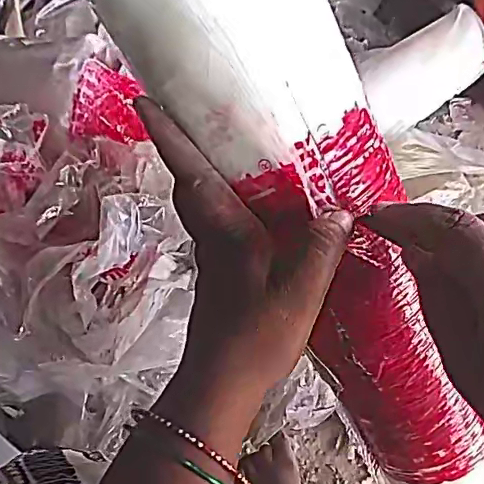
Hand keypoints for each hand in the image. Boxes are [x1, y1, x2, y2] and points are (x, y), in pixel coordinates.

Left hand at [136, 98, 352, 407]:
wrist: (220, 384)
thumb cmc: (253, 341)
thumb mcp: (298, 296)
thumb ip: (318, 251)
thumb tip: (338, 213)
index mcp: (226, 233)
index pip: (192, 174)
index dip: (169, 136)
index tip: (145, 99)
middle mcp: (212, 239)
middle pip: (192, 183)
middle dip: (186, 146)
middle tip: (194, 112)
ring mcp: (213, 257)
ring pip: (204, 203)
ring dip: (207, 171)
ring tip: (232, 147)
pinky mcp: (221, 274)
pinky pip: (222, 224)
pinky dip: (231, 203)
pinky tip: (261, 208)